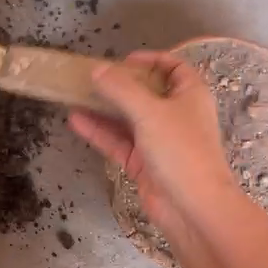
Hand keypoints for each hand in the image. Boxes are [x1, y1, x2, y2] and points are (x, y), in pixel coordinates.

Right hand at [69, 50, 243, 228]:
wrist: (193, 207)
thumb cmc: (181, 151)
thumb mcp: (150, 112)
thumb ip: (121, 89)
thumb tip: (98, 70)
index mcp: (190, 95)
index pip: (172, 67)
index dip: (150, 60)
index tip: (123, 60)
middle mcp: (176, 116)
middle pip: (145, 94)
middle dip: (119, 86)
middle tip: (91, 79)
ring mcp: (159, 142)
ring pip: (128, 120)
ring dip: (104, 109)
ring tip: (74, 97)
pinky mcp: (144, 165)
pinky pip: (119, 143)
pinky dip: (100, 133)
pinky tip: (77, 121)